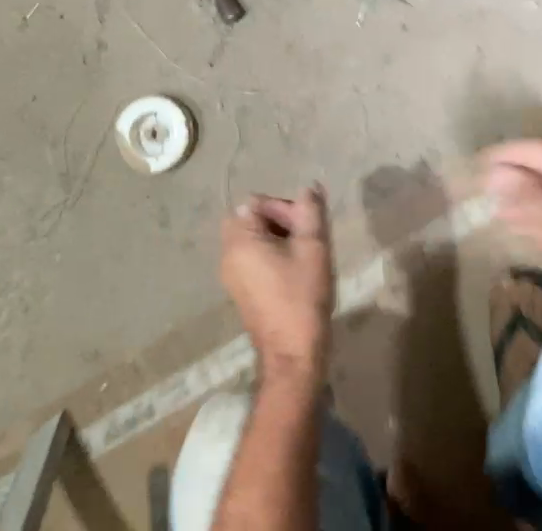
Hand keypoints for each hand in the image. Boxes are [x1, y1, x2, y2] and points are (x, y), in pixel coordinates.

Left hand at [221, 185, 334, 385]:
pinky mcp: (239, 291)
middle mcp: (227, 254)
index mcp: (240, 240)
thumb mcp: (314, 247)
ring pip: (251, 238)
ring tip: (304, 255)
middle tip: (305, 238)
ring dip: (277, 237)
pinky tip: (294, 272)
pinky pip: (251, 258)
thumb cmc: (303, 296)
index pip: (256, 202)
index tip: (305, 228)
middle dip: (279, 220)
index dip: (283, 207)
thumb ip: (310, 211)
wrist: (293, 353)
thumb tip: (308, 187)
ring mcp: (230, 275)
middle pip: (249, 218)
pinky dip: (270, 255)